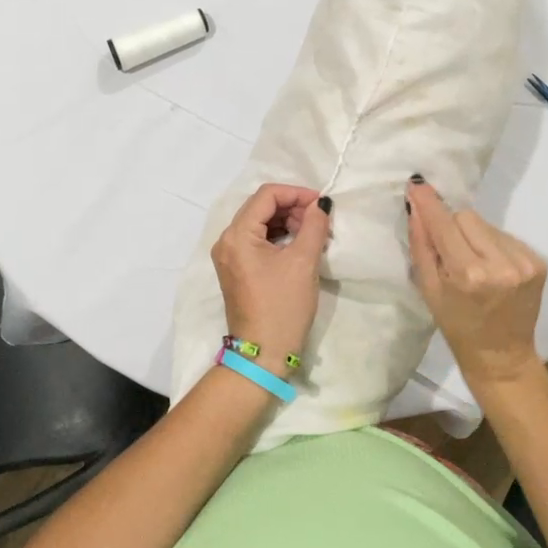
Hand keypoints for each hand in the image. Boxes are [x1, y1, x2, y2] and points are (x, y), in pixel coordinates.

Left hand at [212, 184, 332, 374]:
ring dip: (285, 222)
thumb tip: (321, 204)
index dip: (296, 193)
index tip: (322, 204)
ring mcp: (228, 256)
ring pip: (258, 223)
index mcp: (237, 235)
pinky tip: (298, 245)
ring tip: (312, 233)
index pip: (266, 195)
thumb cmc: (283, 307)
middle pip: (260, 207)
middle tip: (319, 220)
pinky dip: (277, 237)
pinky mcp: (235, 269)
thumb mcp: (303, 262)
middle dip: (291, 207)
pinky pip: (255, 241)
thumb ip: (313, 225)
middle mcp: (226, 240)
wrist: (262, 355)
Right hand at [406, 176, 547, 389]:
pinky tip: (492, 267)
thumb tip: (416, 205)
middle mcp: (500, 264)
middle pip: (466, 216)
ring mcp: (524, 262)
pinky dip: (492, 245)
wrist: (502, 355)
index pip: (445, 224)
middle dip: (452, 226)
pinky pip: (505, 236)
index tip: (417, 184)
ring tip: (472, 261)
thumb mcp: (428, 288)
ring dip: (473, 235)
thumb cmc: (457, 325)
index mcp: (469, 274)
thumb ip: (421, 244)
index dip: (430, 203)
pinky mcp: (538, 262)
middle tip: (449, 250)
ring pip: (486, 224)